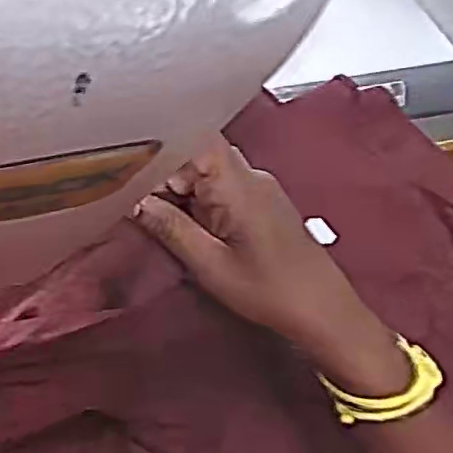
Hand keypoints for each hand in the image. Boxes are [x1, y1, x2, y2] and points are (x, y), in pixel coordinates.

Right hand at [129, 134, 397, 378]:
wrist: (324, 312)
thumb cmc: (268, 290)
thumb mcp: (209, 264)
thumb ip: (168, 227)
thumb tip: (130, 200)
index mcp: (238, 184)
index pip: (194, 140)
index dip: (159, 149)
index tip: (128, 169)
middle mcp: (249, 175)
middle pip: (193, 153)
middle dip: (159, 172)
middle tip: (130, 198)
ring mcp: (254, 186)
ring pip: (200, 169)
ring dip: (173, 187)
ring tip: (147, 209)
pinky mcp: (255, 200)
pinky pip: (213, 184)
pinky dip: (189, 197)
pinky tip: (176, 219)